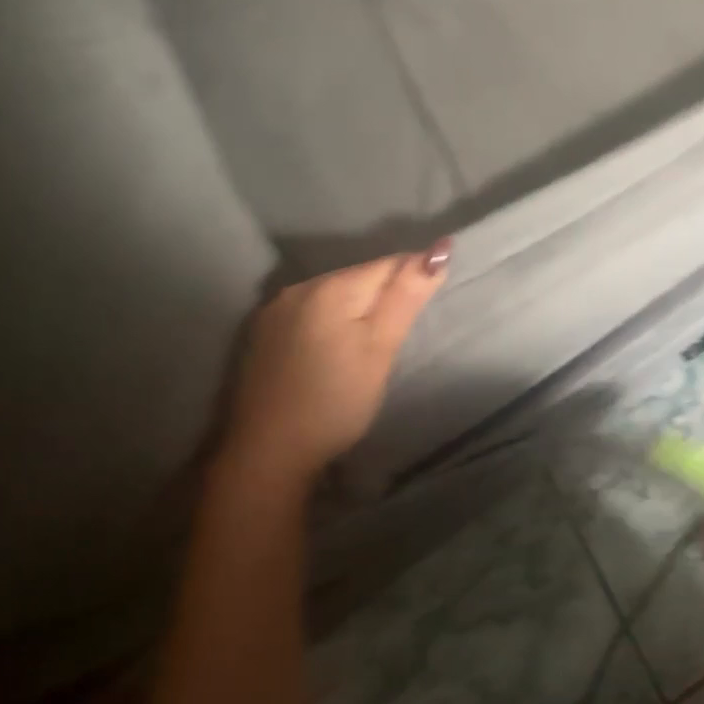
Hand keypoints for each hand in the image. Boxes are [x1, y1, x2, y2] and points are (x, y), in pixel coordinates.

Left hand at [222, 241, 451, 483]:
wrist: (267, 456)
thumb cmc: (335, 402)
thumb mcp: (381, 349)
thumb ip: (407, 295)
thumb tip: (440, 247)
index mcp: (331, 287)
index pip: (389, 263)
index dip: (413, 284)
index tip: (420, 317)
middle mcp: (298, 287)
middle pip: (360, 277)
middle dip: (384, 297)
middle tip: (393, 342)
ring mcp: (274, 311)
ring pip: (336, 295)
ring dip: (357, 311)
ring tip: (366, 350)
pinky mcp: (262, 335)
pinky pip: (311, 313)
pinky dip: (331, 325)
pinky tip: (333, 355)